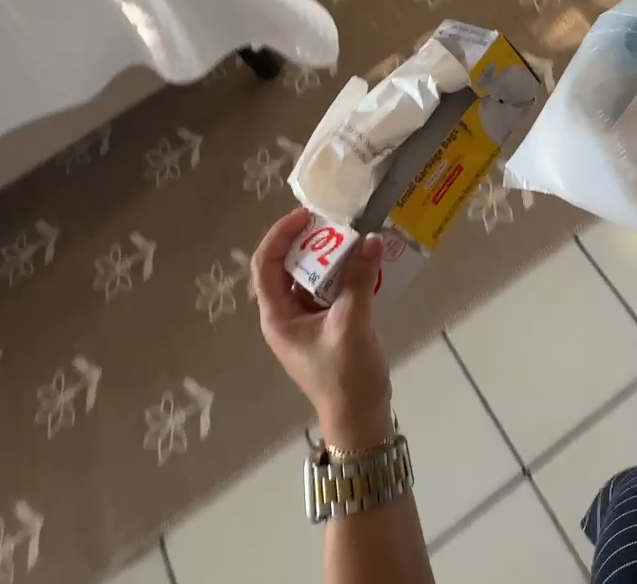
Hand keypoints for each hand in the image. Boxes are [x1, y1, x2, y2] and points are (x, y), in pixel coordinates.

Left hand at [252, 208, 394, 449]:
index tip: (307, 215)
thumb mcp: (351, 323)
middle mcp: (286, 316)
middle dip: (311, 242)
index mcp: (278, 317)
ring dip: (331, 258)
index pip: (265, 265)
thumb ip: (359, 279)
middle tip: (337, 222)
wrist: (361, 421)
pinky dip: (344, 275)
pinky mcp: (328, 328)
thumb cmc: (345, 376)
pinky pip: (330, 291)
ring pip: (311, 278)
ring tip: (355, 237)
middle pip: (288, 267)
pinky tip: (366, 264)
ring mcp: (307, 323)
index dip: (281, 235)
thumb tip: (371, 238)